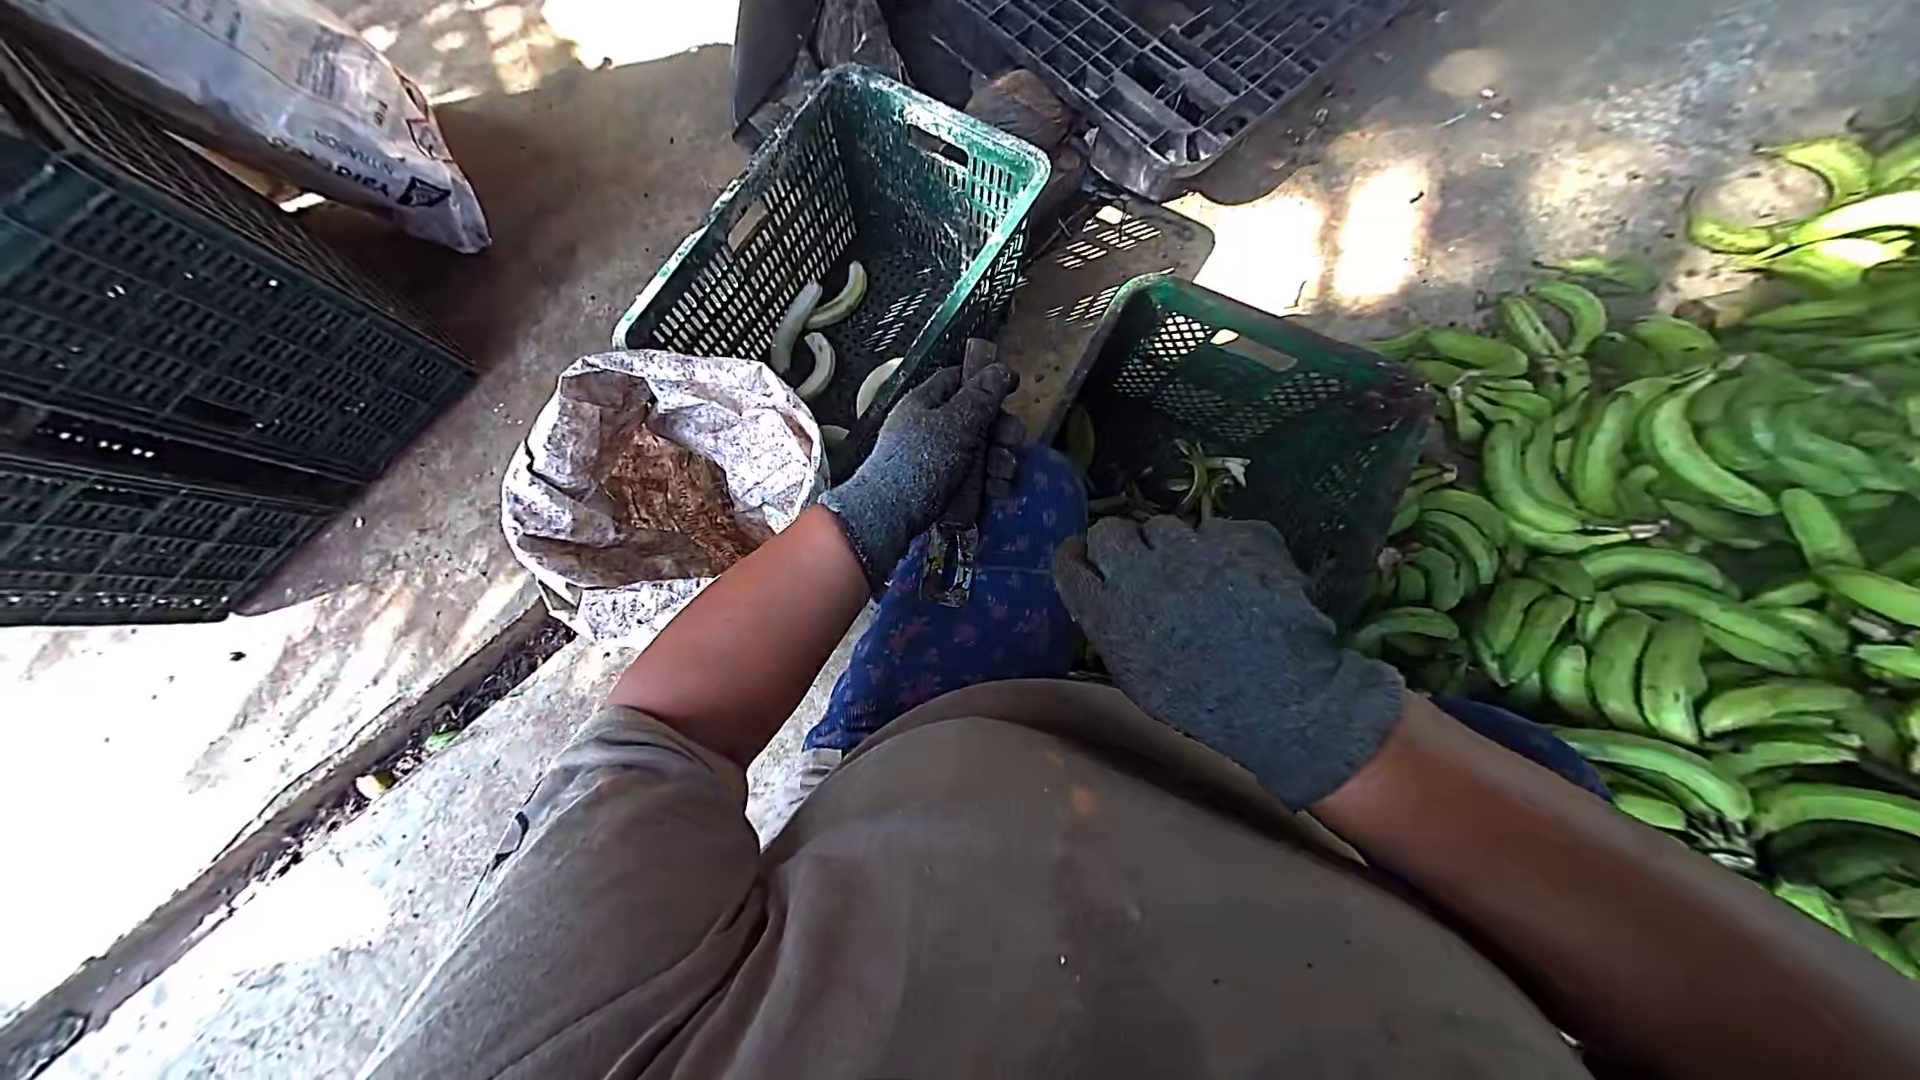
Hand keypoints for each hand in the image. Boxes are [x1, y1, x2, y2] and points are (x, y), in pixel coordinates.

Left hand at [819, 355, 1020, 586]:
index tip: (1012, 387)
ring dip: (1000, 460)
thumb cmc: (921, 460)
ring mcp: (936, 461)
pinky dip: (989, 483)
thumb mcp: (955, 422)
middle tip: (1013, 442)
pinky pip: (973, 480)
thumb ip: (981, 397)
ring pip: (980, 452)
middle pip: (976, 419)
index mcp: (926, 403)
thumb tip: (1000, 369)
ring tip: (1003, 473)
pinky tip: (998, 490)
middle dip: (1001, 430)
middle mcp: (930, 429)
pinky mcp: (943, 489)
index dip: (986, 381)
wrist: (891, 516)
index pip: (957, 379)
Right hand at [1052, 515, 1404, 807]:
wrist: (1283, 698)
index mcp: (1108, 612)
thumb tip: (1106, 602)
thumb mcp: (1136, 674)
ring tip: (1196, 569)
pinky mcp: (1233, 537)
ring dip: (1171, 543)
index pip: (1070, 565)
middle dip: (1120, 540)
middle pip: (1108, 531)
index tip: (1086, 556)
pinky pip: (1216, 529)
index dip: (1077, 557)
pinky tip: (1238, 571)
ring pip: (1162, 524)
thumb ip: (1113, 628)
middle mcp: (1138, 572)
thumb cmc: (1203, 702)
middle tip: (1140, 558)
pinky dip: (1223, 546)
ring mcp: (1187, 550)